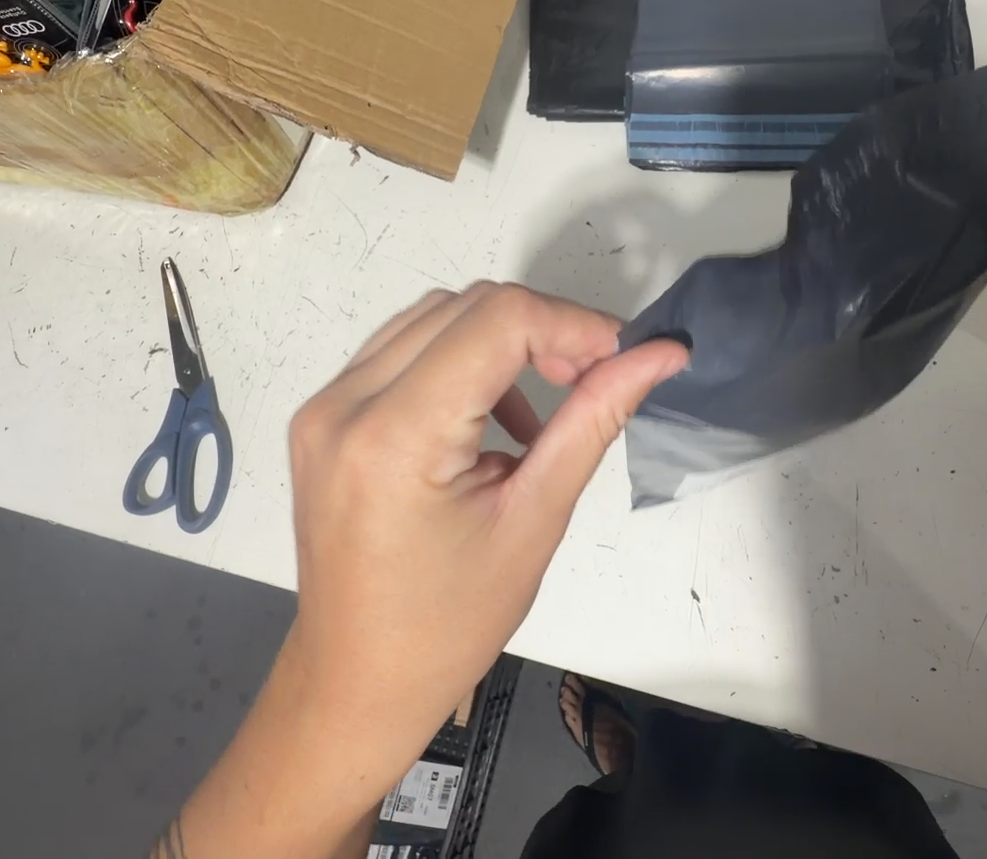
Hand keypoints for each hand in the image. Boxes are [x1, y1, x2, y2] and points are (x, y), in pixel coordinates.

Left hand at [284, 282, 687, 796]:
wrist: (355, 680)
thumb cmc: (451, 623)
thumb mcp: (536, 518)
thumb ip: (596, 419)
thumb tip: (661, 354)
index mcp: (396, 437)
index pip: (498, 321)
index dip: (574, 324)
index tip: (624, 356)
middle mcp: (346, 403)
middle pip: (468, 306)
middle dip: (545, 327)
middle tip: (594, 377)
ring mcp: (326, 404)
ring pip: (436, 316)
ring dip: (504, 338)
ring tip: (547, 398)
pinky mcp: (325, 413)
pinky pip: (406, 347)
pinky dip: (463, 357)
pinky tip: (493, 417)